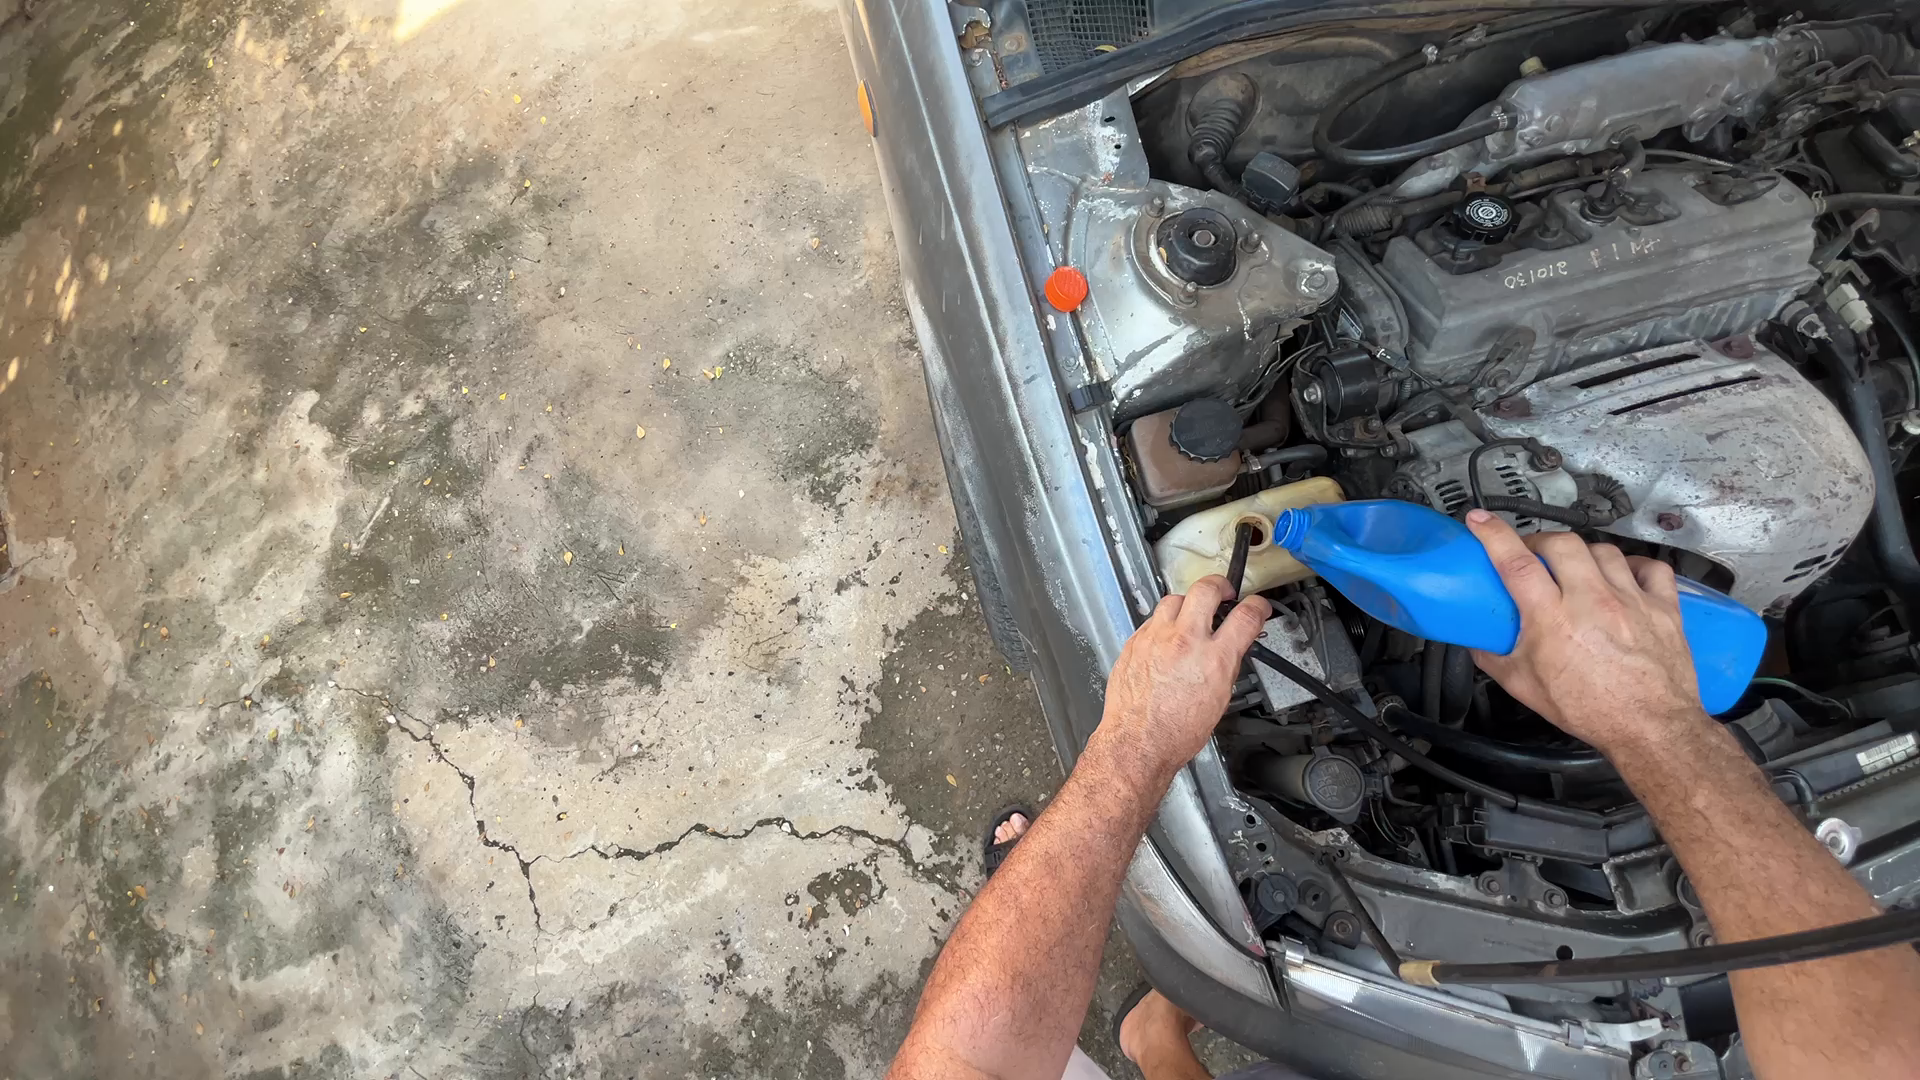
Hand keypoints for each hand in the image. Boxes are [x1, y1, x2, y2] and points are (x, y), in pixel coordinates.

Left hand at [1095, 576, 1270, 783]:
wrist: (1138, 741)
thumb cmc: (1176, 731)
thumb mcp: (1220, 698)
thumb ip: (1227, 663)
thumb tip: (1232, 645)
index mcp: (1214, 658)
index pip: (1245, 616)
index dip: (1257, 606)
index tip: (1257, 605)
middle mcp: (1183, 641)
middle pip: (1205, 590)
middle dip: (1219, 586)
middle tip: (1224, 592)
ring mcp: (1155, 638)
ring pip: (1173, 599)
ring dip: (1187, 603)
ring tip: (1192, 613)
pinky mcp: (1135, 642)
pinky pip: (1152, 620)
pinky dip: (1164, 623)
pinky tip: (1167, 636)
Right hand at [1464, 509, 1703, 756]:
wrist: (1650, 728)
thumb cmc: (1586, 707)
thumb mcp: (1519, 682)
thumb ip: (1490, 654)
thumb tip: (1473, 639)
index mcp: (1552, 618)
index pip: (1517, 562)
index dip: (1494, 535)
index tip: (1479, 519)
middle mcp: (1592, 602)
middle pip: (1562, 545)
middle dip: (1539, 541)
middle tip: (1530, 555)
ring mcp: (1632, 602)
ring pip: (1603, 551)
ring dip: (1580, 552)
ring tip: (1572, 566)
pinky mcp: (1664, 609)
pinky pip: (1652, 568)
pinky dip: (1632, 564)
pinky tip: (1620, 572)